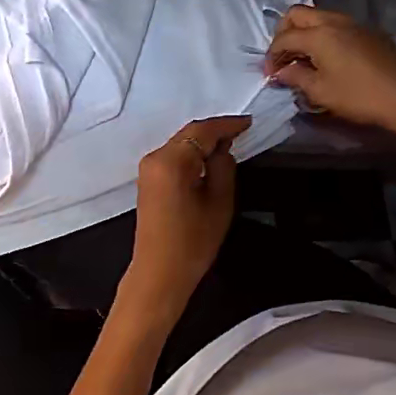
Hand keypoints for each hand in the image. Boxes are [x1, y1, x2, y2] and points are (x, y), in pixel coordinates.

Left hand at [124, 115, 250, 318]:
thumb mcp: (220, 202)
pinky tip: (208, 160)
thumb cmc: (193, 242)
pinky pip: (172, 156)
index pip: (201, 132)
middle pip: (188, 134)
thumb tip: (222, 149)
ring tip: (229, 144)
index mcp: (171, 162)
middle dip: (214, 132)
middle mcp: (154, 158)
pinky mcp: (147, 179)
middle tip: (241, 132)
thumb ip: (224, 167)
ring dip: (202, 142)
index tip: (248, 123)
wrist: (160, 271)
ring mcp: (147, 168)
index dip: (227, 125)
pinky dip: (191, 153)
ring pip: (179, 143)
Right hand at [266, 5, 395, 147]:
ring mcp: (354, 23)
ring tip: (303, 59)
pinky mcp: (368, 32)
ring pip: (318, 17)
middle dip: (284, 33)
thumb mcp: (320, 91)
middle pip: (298, 14)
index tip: (269, 74)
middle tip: (283, 57)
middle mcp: (334, 21)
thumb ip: (295, 77)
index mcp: (319, 34)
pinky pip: (336, 25)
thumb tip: (281, 72)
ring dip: (304, 32)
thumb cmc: (359, 96)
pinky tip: (326, 58)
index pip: (284, 38)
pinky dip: (322, 35)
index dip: (272, 56)